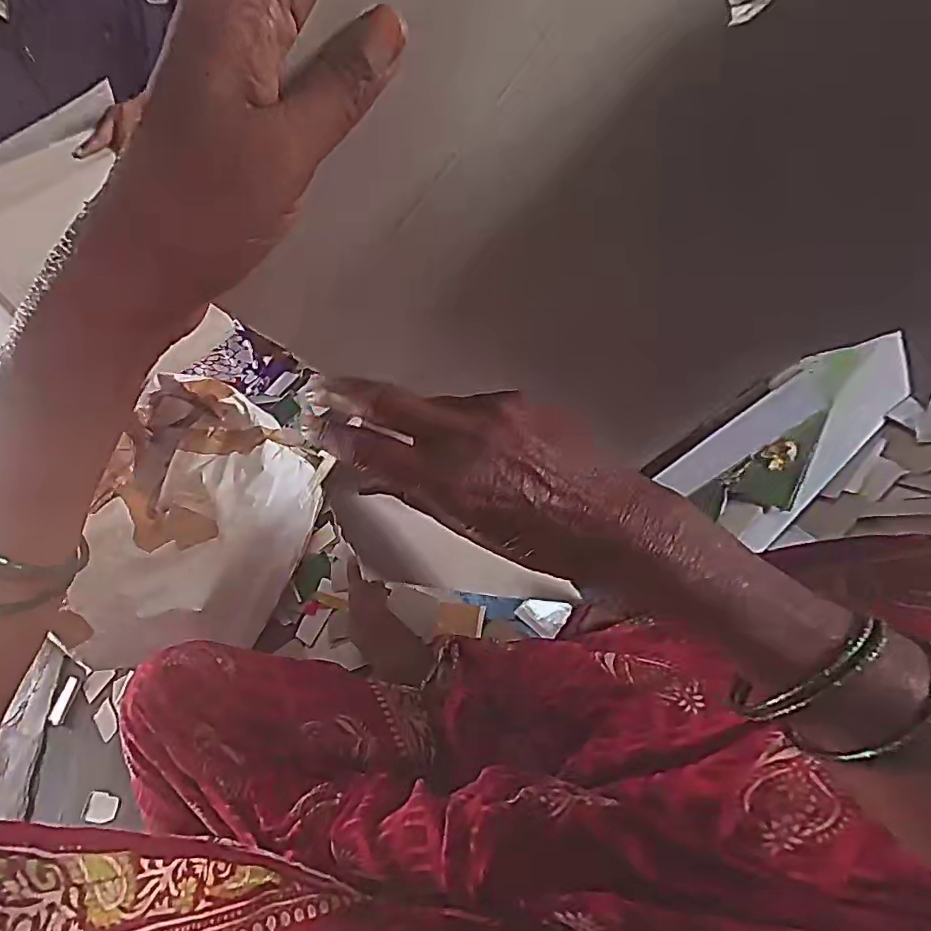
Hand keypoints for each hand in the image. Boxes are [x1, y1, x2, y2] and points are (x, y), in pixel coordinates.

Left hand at [84, 0, 406, 317]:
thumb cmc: (200, 214)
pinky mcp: (235, 113)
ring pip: (306, 43)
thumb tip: (388, 28)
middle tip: (417, 48)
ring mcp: (229, 71)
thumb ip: (340, 86)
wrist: (148, 272)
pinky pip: (292, 87)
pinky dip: (324, 100)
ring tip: (390, 89)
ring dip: (347, 64)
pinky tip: (355, 122)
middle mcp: (228, 27)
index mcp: (235, 10)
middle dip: (366, 17)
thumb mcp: (286, 150)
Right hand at [311, 378, 682, 586]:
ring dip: (419, 415)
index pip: (376, 449)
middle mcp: (466, 436)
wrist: (610, 521)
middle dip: (354, 394)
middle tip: (327, 387)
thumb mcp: (470, 529)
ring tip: (413, 430)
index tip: (320, 427)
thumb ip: (420, 496)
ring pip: (438, 404)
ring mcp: (495, 412)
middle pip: (395, 403)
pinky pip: (476, 405)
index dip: (342, 436)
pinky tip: (472, 438)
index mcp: (447, 480)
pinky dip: (463, 420)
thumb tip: (381, 478)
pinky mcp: (521, 402)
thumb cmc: (541, 544)